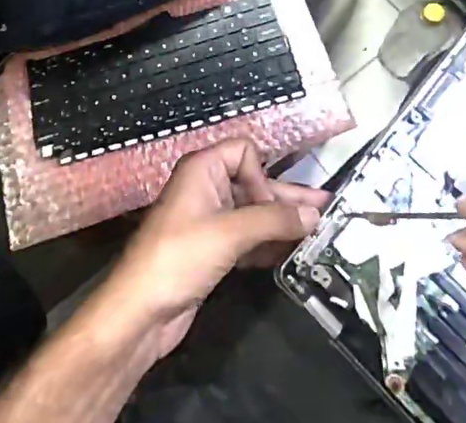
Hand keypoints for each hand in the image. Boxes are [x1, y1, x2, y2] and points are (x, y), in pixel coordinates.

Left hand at [94, 138, 327, 356]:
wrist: (140, 313)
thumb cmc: (179, 258)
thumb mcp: (230, 232)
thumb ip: (275, 220)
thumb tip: (313, 215)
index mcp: (203, 169)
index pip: (244, 152)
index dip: (261, 176)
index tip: (269, 206)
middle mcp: (207, 188)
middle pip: (255, 184)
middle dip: (287, 199)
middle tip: (326, 209)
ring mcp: (209, 220)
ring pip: (255, 213)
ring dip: (283, 223)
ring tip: (319, 233)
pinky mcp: (213, 250)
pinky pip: (249, 237)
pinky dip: (268, 243)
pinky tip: (292, 252)